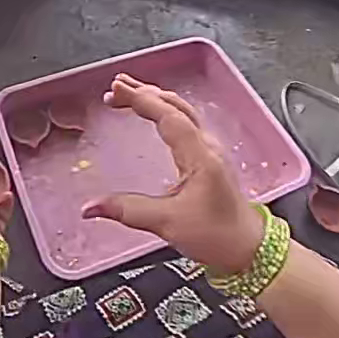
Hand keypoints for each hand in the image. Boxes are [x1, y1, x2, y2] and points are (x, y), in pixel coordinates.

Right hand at [81, 75, 265, 272]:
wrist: (249, 250)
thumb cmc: (216, 236)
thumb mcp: (167, 224)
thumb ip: (127, 211)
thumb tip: (89, 207)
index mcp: (200, 156)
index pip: (168, 116)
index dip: (141, 100)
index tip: (116, 88)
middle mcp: (207, 146)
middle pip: (175, 106)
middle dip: (144, 92)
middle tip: (114, 87)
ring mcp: (210, 150)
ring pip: (181, 111)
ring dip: (155, 99)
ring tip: (128, 93)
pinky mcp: (208, 157)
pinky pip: (185, 122)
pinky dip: (164, 111)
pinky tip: (153, 113)